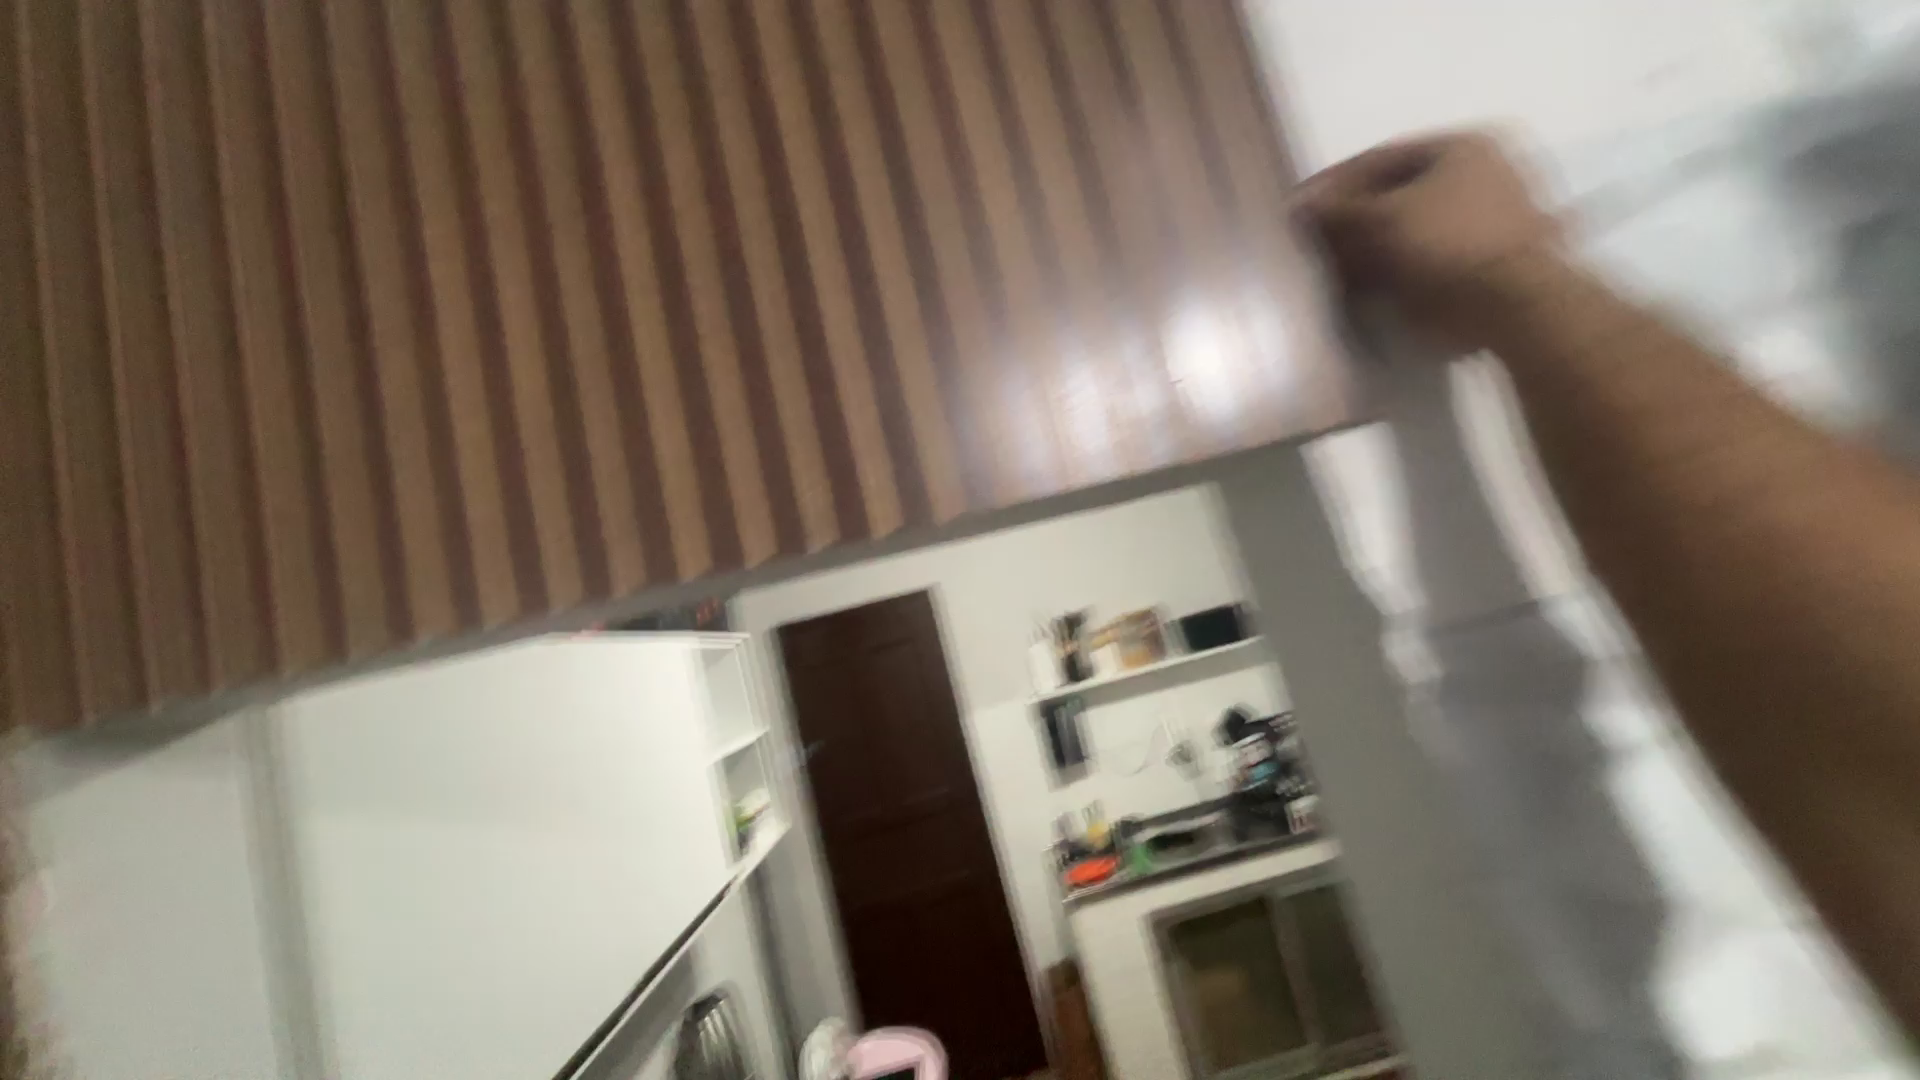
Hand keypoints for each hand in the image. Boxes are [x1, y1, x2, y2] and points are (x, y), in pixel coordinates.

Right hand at [1297, 132, 1559, 350]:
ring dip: (1361, 248)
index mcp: (1462, 147)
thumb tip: (1297, 205)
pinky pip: (1414, 260)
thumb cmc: (1447, 242)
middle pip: (1390, 194)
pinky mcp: (1471, 262)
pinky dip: (1383, 271)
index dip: (1332, 182)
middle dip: (1346, 219)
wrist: (1507, 302)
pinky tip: (1354, 286)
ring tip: (1324, 267)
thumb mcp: (1382, 218)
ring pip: (1401, 229)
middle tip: (1307, 240)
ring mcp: (1476, 221)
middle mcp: (1474, 175)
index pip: (1379, 158)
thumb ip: (1337, 209)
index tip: (1296, 205)